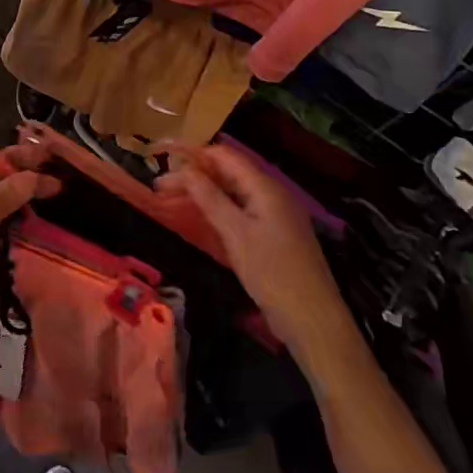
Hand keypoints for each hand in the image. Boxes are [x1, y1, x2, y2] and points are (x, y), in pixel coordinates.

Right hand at [155, 143, 335, 320]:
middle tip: (159, 187)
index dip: (192, 153)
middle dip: (193, 175)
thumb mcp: (235, 233)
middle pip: (227, 172)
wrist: (313, 320)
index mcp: (265, 187)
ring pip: (232, 192)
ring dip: (202, 193)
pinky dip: (216, 209)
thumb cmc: (272, 272)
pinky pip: (240, 210)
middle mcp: (271, 194)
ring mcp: (274, 215)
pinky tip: (199, 217)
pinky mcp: (273, 235)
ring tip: (170, 201)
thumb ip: (209, 198)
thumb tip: (183, 170)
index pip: (223, 155)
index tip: (161, 157)